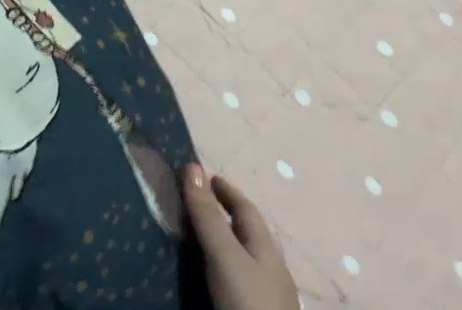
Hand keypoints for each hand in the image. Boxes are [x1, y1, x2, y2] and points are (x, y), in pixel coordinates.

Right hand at [184, 166, 298, 309]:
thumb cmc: (247, 299)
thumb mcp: (224, 254)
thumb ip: (208, 215)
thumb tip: (192, 165)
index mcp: (266, 246)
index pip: (245, 208)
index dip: (224, 189)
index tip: (202, 175)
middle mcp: (268, 265)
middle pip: (245, 231)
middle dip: (221, 212)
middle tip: (192, 200)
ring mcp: (264, 289)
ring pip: (240, 254)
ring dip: (219, 238)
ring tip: (193, 231)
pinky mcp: (252, 307)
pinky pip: (234, 274)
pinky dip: (218, 262)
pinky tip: (207, 269)